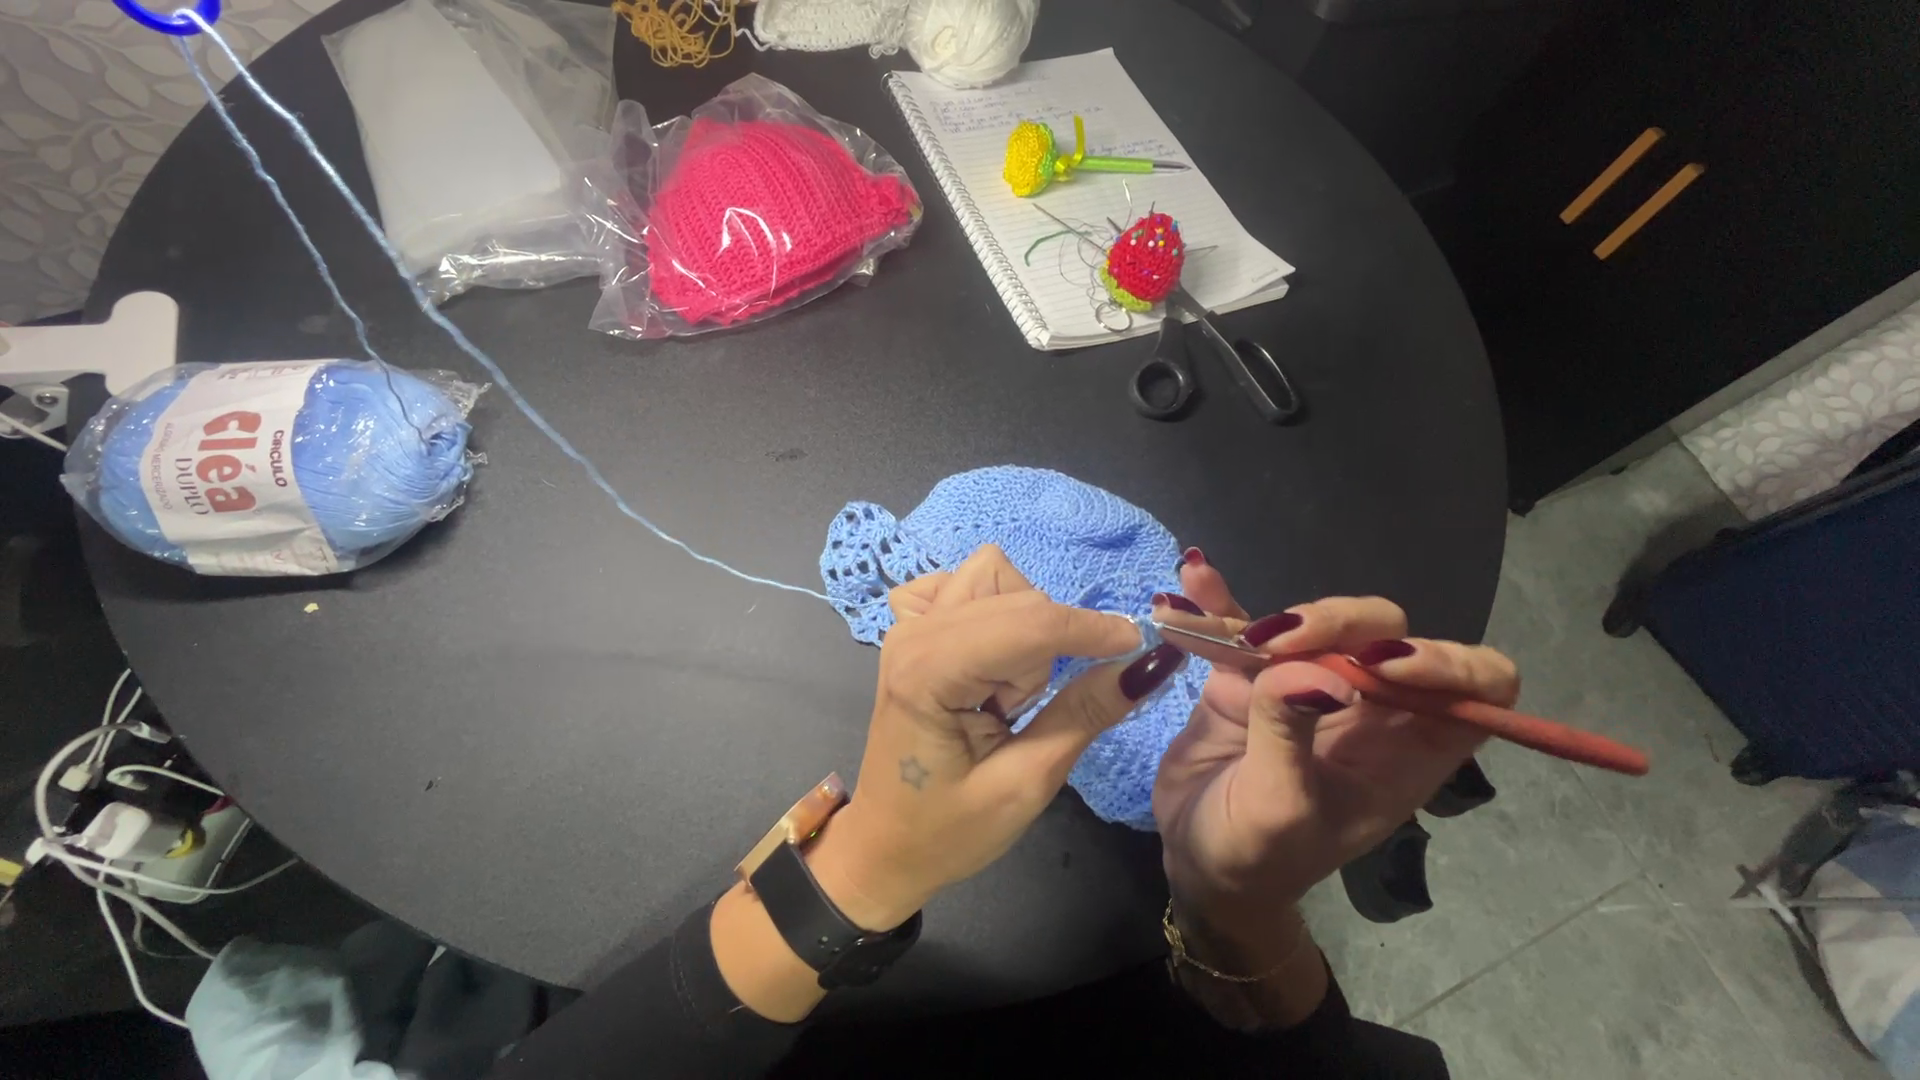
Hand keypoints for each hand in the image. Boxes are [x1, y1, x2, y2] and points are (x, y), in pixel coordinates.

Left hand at [811, 545, 1186, 930]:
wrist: (885, 844)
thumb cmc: (948, 830)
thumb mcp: (1026, 784)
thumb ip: (1084, 714)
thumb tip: (1148, 664)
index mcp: (928, 673)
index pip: (1029, 623)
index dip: (1091, 629)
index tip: (1141, 644)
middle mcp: (913, 633)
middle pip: (1017, 595)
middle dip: (1048, 646)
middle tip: (1028, 710)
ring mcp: (908, 624)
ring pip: (994, 577)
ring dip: (1022, 625)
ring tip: (1005, 692)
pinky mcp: (911, 627)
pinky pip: (965, 585)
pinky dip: (994, 610)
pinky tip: (988, 658)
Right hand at [1150, 556, 1518, 923]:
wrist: (1193, 858)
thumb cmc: (1254, 855)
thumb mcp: (1277, 809)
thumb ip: (1291, 735)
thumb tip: (1312, 670)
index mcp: (1403, 751)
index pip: (1474, 690)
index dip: (1448, 663)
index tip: (1382, 662)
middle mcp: (1366, 709)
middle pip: (1385, 633)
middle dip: (1341, 624)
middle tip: (1281, 642)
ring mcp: (1303, 684)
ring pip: (1316, 623)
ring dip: (1279, 615)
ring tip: (1234, 634)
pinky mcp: (1248, 674)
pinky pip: (1240, 626)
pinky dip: (1217, 600)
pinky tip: (1194, 575)